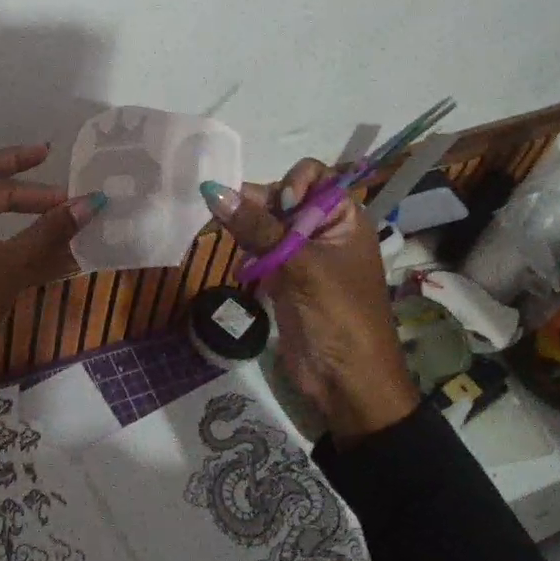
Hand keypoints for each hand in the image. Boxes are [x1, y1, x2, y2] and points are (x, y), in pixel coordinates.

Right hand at [201, 159, 419, 441]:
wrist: (347, 384)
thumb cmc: (339, 316)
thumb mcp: (300, 266)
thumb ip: (256, 228)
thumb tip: (212, 191)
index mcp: (344, 218)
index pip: (314, 176)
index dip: (292, 182)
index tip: (282, 206)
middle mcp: (323, 229)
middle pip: (283, 196)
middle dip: (258, 203)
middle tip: (231, 218)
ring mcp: (302, 254)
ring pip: (266, 223)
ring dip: (245, 225)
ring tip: (221, 230)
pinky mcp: (283, 276)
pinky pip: (259, 248)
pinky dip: (243, 247)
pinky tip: (231, 252)